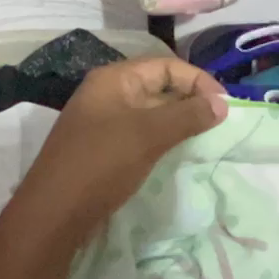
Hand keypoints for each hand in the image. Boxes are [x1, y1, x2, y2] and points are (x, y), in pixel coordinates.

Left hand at [14, 57, 226, 231]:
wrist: (53, 213)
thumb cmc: (101, 164)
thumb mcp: (148, 135)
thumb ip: (187, 115)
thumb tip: (222, 104)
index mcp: (113, 79)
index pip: (165, 65)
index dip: (198, 80)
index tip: (225, 106)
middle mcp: (106, 93)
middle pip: (158, 85)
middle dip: (190, 99)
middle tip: (219, 122)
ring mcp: (102, 121)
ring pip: (150, 111)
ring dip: (177, 120)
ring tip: (204, 137)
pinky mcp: (102, 147)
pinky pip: (139, 132)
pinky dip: (161, 137)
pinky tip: (177, 152)